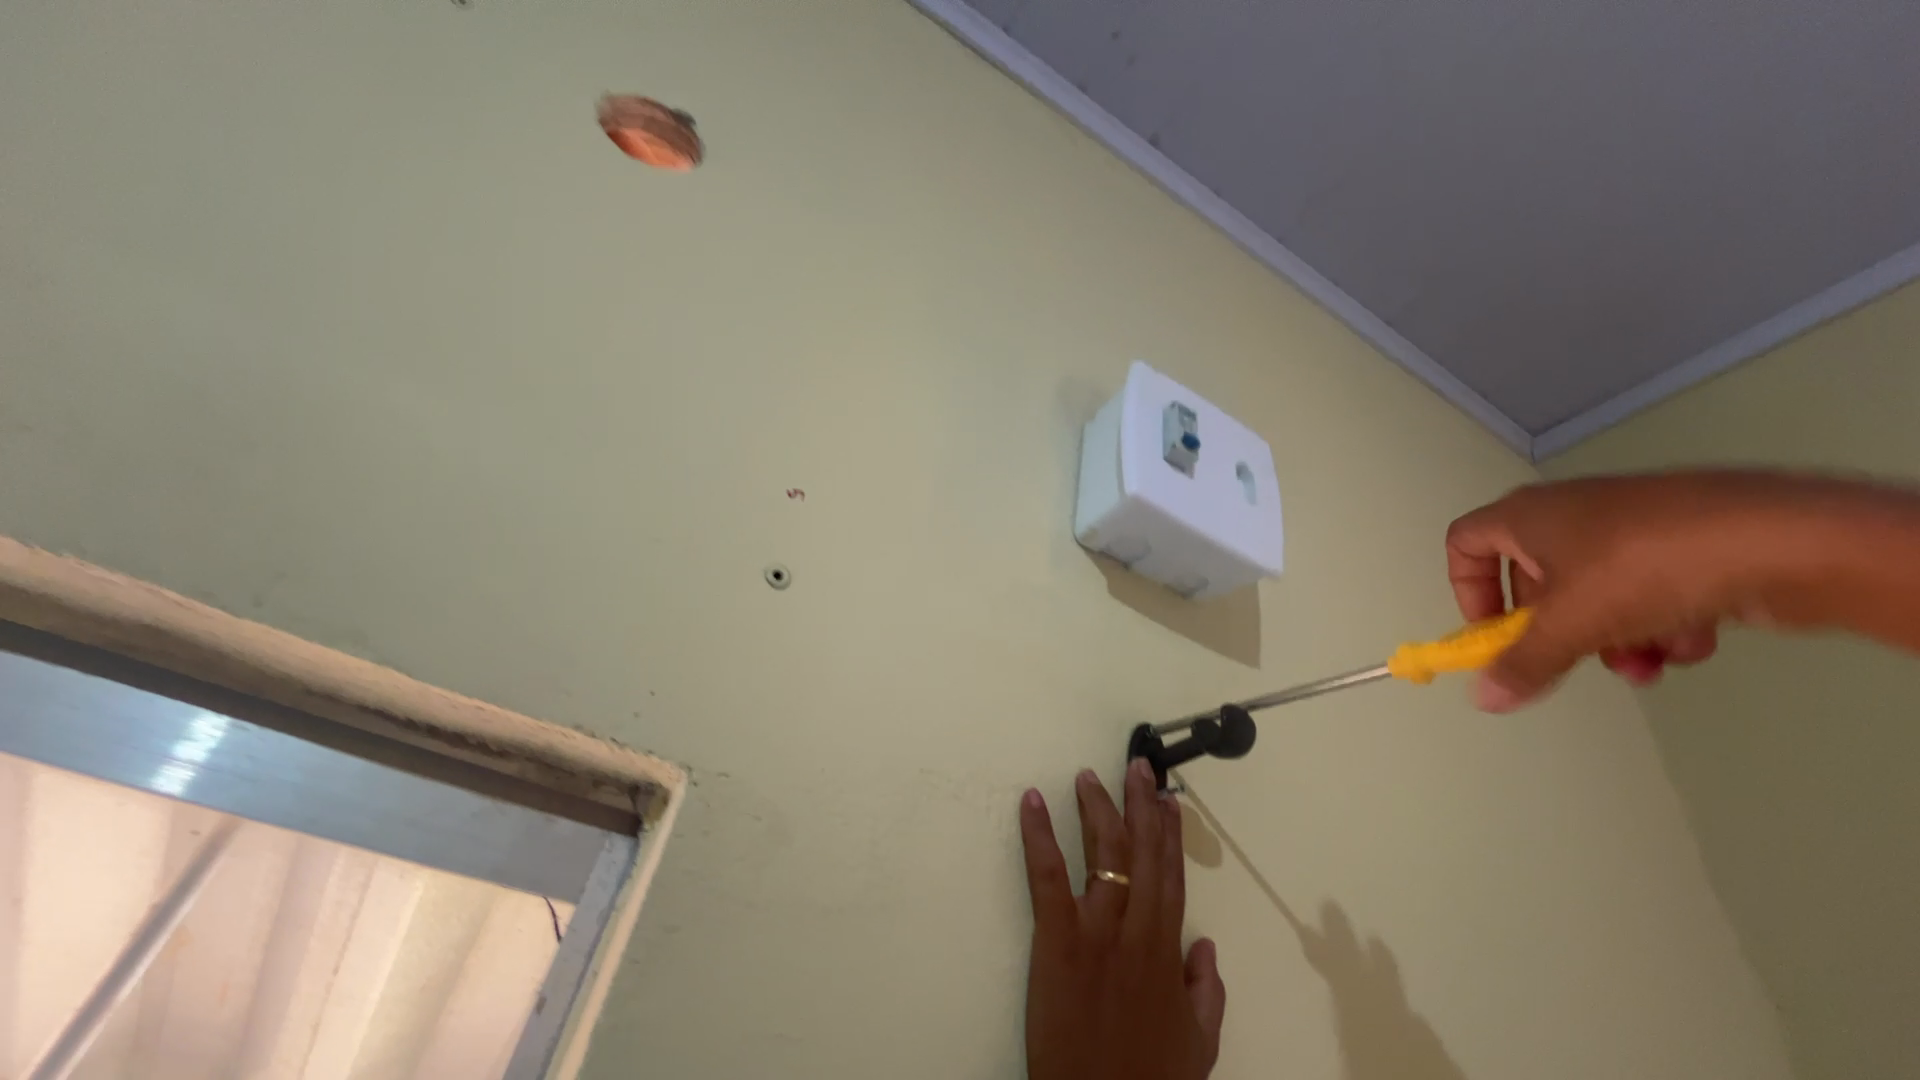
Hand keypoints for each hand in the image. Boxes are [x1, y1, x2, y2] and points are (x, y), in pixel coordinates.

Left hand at [1019, 760, 1226, 1079]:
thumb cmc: (1149, 1079)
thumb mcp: (1199, 1045)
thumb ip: (1207, 991)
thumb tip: (1206, 945)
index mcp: (1168, 952)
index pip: (1172, 877)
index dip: (1171, 834)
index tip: (1168, 798)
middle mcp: (1138, 931)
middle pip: (1143, 855)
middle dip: (1140, 805)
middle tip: (1135, 765)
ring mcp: (1097, 932)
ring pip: (1105, 857)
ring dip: (1098, 810)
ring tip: (1088, 776)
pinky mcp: (1057, 940)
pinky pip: (1048, 878)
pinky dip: (1039, 836)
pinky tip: (1033, 802)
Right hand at [1445, 470, 1918, 709]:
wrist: (1783, 539)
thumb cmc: (1642, 569)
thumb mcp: (1571, 626)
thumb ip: (1524, 664)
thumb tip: (1483, 698)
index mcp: (1528, 517)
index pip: (1466, 543)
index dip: (1468, 591)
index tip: (1493, 632)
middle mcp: (1572, 514)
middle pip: (1535, 579)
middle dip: (1554, 630)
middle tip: (1572, 659)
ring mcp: (1632, 526)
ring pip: (1596, 591)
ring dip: (1610, 637)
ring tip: (1646, 666)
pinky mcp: (1687, 542)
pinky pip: (1649, 585)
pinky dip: (1660, 620)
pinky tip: (1692, 643)